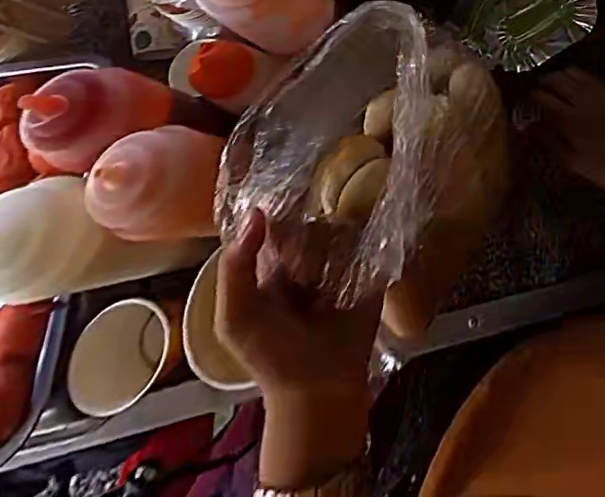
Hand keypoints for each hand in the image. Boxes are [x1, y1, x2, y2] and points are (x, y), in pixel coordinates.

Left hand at [217, 208, 379, 489]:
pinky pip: (368, 246)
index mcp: (275, 261)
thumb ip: (235, 266)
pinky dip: (361, 253)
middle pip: (311, 222)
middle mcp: (309, 256)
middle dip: (306, 244)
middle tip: (302, 278)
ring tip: (325, 288)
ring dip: (332, 253)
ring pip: (340, 231)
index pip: (279, 220)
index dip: (280, 215)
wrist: (317, 393)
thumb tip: (258, 212)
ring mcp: (340, 262)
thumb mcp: (235, 316)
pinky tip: (350, 276)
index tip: (283, 217)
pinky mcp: (369, 272)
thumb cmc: (270, 356)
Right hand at [531, 69, 604, 193]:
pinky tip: (574, 79)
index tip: (527, 99)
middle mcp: (581, 102)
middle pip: (557, 81)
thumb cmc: (602, 168)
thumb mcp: (571, 160)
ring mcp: (597, 96)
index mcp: (569, 120)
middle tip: (538, 86)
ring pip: (573, 75)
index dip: (532, 97)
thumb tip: (525, 126)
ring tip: (554, 80)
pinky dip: (578, 75)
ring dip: (560, 75)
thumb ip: (548, 139)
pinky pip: (590, 78)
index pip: (543, 99)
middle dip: (545, 81)